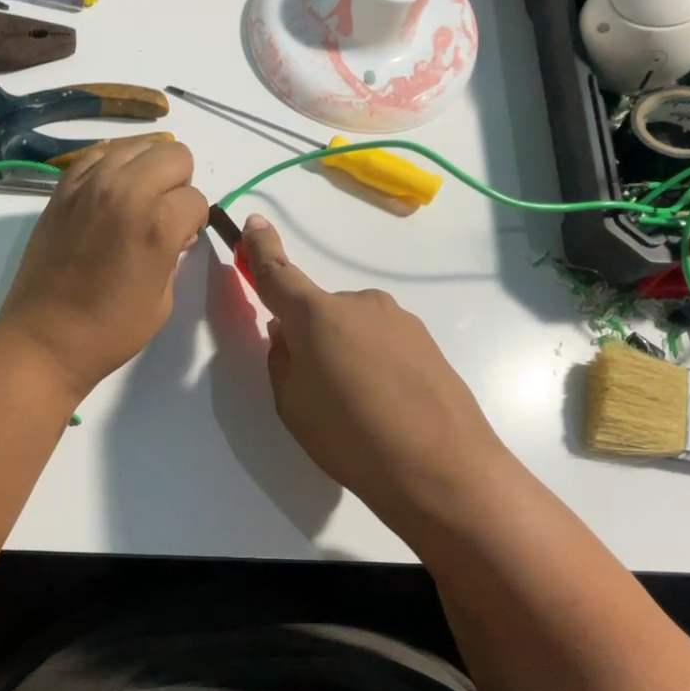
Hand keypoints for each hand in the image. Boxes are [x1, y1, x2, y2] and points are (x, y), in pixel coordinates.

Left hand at [0, 139, 208, 394]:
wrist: (45, 339)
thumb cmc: (109, 331)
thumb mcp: (162, 300)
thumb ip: (174, 255)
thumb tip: (175, 232)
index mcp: (157, 224)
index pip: (196, 199)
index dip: (194, 222)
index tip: (180, 242)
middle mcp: (125, 191)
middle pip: (174, 154)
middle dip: (178, 183)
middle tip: (163, 216)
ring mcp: (89, 185)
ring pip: (137, 145)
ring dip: (147, 168)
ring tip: (137, 203)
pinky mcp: (63, 189)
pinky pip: (99, 154)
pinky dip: (113, 167)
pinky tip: (110, 195)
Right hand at [241, 214, 513, 526]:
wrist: (438, 466)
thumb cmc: (348, 438)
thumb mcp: (292, 406)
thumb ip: (283, 361)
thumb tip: (288, 335)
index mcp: (315, 316)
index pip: (277, 273)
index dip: (259, 249)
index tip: (251, 224)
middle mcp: (358, 304)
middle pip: (319, 311)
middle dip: (310, 338)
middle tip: (315, 391)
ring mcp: (397, 319)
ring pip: (352, 328)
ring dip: (344, 353)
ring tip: (355, 407)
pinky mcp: (425, 339)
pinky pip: (381, 343)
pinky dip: (373, 364)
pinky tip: (383, 406)